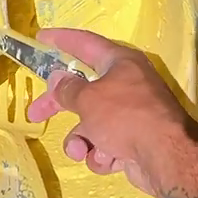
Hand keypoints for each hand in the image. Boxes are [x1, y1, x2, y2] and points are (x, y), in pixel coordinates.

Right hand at [25, 28, 197, 194]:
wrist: (163, 155)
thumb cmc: (125, 116)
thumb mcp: (89, 99)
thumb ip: (68, 89)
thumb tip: (57, 79)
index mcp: (119, 63)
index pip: (85, 44)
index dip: (62, 40)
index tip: (41, 38)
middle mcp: (125, 86)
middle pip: (82, 92)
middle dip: (59, 107)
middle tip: (35, 115)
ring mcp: (129, 117)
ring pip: (90, 126)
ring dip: (81, 140)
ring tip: (83, 150)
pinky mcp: (131, 143)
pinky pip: (104, 146)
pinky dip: (101, 154)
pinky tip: (109, 159)